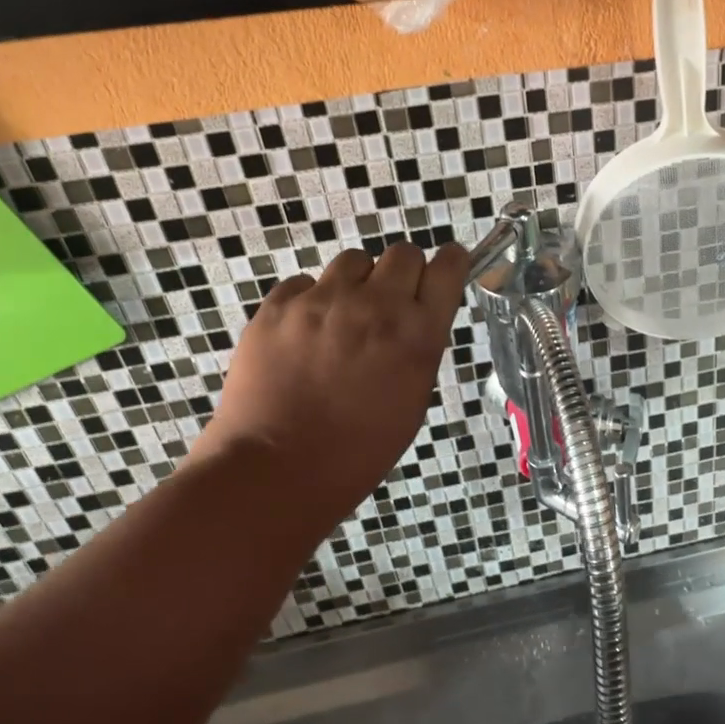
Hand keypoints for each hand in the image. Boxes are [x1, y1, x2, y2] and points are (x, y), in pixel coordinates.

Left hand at [196, 243, 472, 534]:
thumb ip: (418, 348)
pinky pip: (304, 284)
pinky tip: (302, 337)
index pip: (448, 267)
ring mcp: (323, 300)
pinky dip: (309, 302)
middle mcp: (375, 304)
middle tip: (386, 305)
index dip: (449, 264)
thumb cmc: (357, 451)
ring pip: (353, 262)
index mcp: (417, 333)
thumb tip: (414, 319)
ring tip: (340, 320)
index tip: (443, 271)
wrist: (275, 470)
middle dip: (401, 274)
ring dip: (355, 283)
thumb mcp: (412, 399)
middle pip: (402, 253)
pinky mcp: (278, 305)